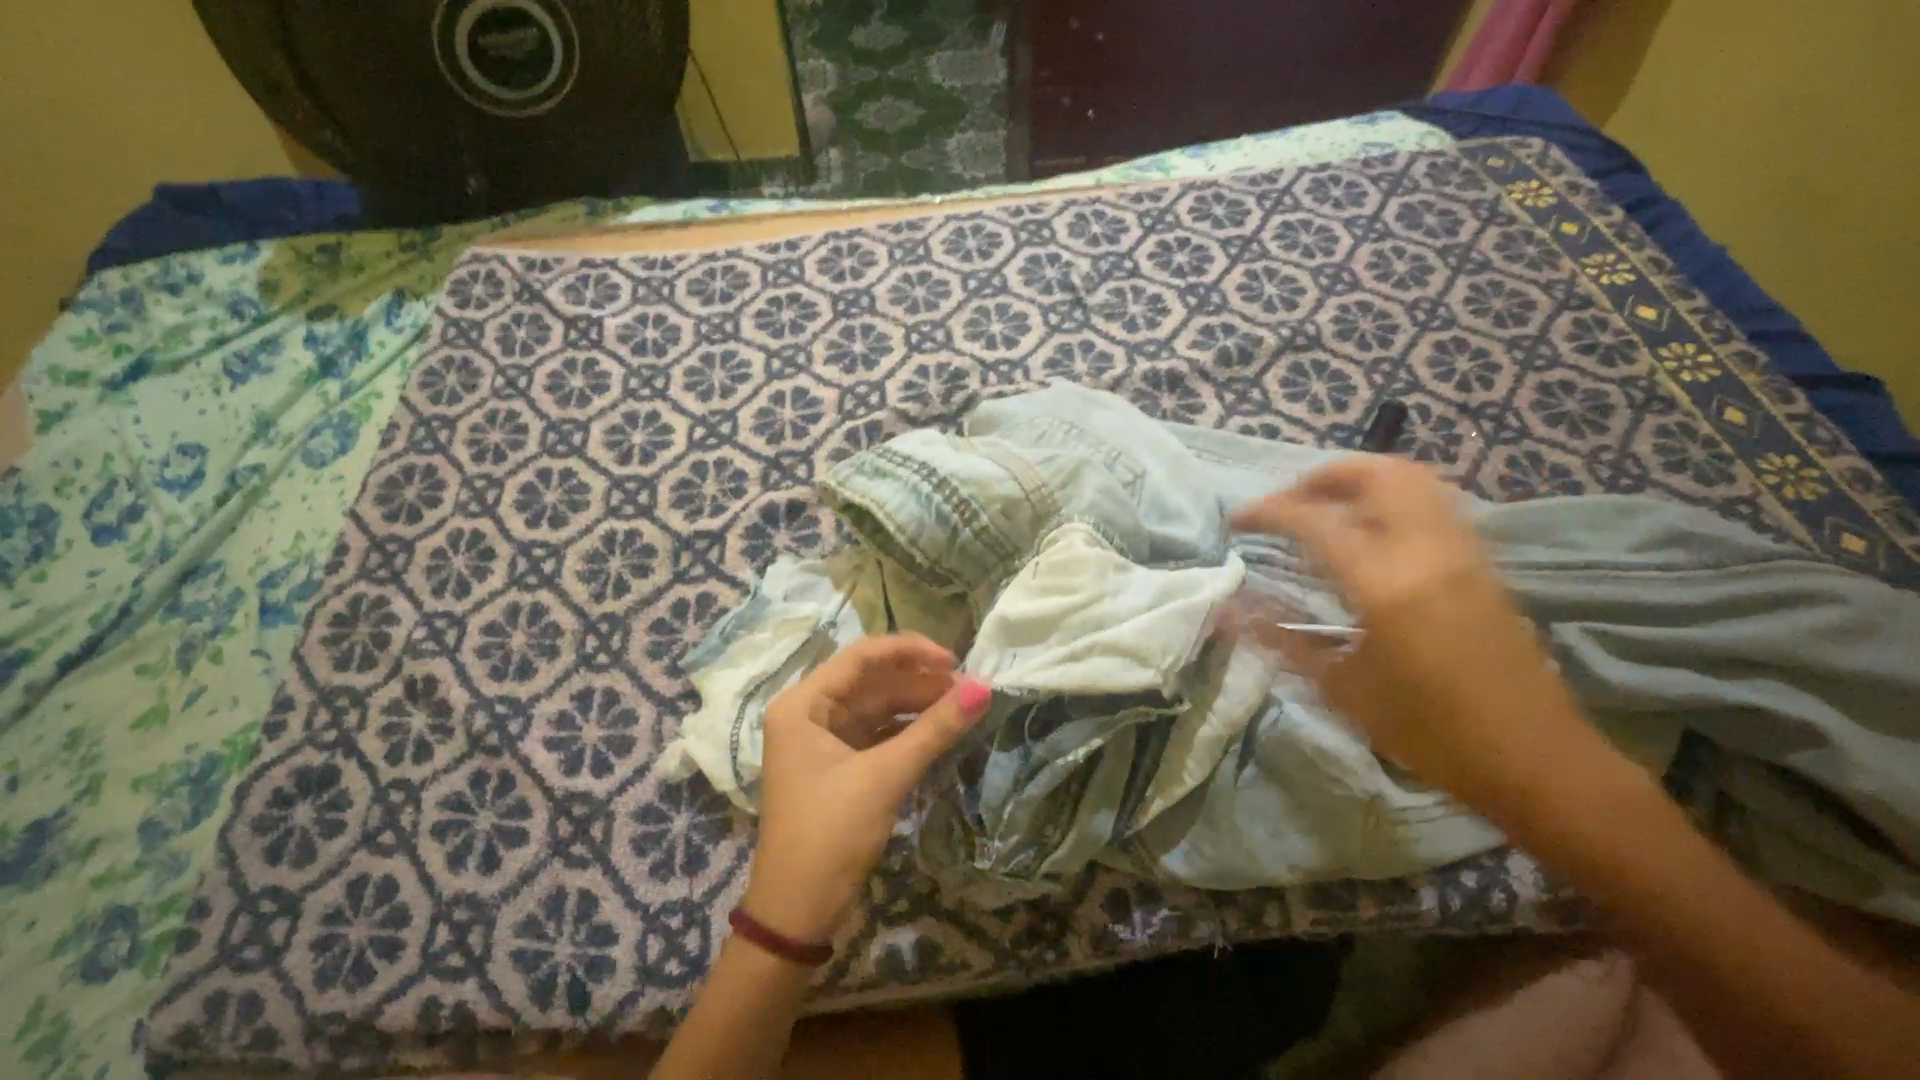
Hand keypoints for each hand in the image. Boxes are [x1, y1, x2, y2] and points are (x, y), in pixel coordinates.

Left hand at [742, 634, 992, 944]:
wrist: (798, 909)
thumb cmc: (831, 832)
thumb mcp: (886, 776)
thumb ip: (935, 728)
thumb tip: (984, 688)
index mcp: (802, 704)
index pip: (861, 657)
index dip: (910, 651)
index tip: (955, 660)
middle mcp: (807, 714)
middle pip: (870, 681)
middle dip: (918, 682)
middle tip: (968, 689)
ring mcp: (820, 742)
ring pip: (875, 708)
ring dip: (916, 706)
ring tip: (961, 707)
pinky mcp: (836, 768)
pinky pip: (875, 735)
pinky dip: (906, 732)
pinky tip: (939, 732)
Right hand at [1232, 456, 1593, 803]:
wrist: (1532, 756)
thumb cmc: (1429, 731)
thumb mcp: (1343, 689)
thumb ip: (1283, 640)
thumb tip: (1228, 612)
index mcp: (1383, 582)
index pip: (1313, 519)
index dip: (1268, 511)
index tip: (1237, 520)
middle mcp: (1425, 549)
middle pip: (1373, 474)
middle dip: (1321, 478)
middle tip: (1288, 504)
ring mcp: (1462, 550)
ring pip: (1411, 479)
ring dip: (1361, 482)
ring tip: (1327, 511)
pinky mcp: (1484, 562)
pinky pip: (1433, 503)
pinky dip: (1393, 500)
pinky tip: (1373, 537)